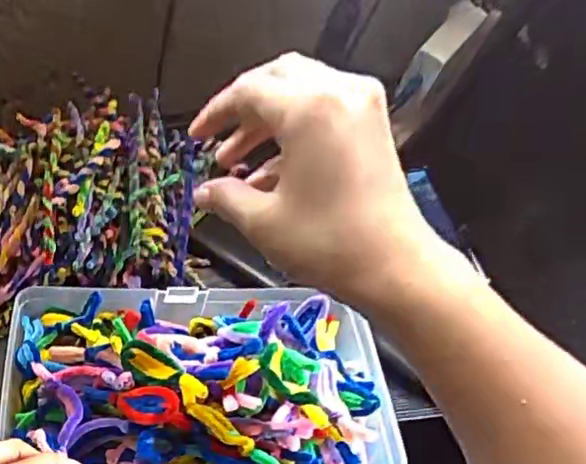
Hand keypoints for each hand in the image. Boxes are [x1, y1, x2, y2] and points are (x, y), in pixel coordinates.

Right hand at [189, 54, 473, 316]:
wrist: (389, 262)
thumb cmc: (332, 244)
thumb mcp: (262, 223)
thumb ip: (226, 198)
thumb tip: (205, 192)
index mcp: (310, 110)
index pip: (249, 90)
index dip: (215, 113)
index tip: (196, 136)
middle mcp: (339, 96)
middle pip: (277, 79)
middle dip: (241, 108)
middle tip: (215, 139)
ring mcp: (359, 109)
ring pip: (299, 93)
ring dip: (263, 123)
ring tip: (235, 162)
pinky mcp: (369, 128)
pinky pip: (321, 113)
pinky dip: (290, 134)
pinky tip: (267, 174)